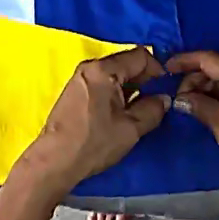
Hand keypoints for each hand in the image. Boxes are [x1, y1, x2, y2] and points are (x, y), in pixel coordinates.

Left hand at [17, 48, 168, 193]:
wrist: (53, 163)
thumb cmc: (93, 143)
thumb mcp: (132, 128)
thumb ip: (154, 108)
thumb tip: (164, 99)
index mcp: (104, 70)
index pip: (140, 56)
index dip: (158, 69)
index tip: (166, 88)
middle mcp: (90, 68)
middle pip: (126, 63)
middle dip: (144, 80)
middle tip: (156, 101)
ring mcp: (79, 79)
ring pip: (115, 75)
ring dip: (131, 88)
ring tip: (139, 110)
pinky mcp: (73, 92)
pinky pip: (102, 84)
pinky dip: (116, 93)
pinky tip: (120, 114)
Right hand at [167, 51, 218, 192]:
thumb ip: (202, 109)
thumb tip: (180, 98)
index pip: (209, 58)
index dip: (185, 61)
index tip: (164, 68)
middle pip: (218, 65)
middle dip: (195, 79)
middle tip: (179, 101)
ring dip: (208, 88)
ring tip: (192, 108)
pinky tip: (210, 108)